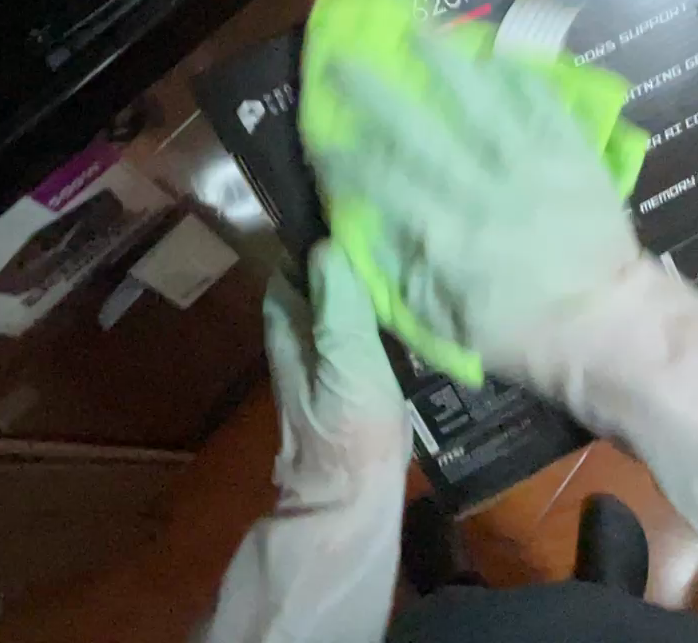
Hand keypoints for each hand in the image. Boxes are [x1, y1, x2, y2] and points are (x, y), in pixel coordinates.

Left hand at [200, 243, 410, 642]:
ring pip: (344, 294)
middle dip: (349, 248)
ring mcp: (328, 347)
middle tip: (391, 221)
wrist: (354, 489)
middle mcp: (302, 328)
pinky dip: (380, 300)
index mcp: (288, 321)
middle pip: (321, 273)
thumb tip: (328, 242)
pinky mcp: (354, 363)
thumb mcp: (344, 356)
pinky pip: (363, 317)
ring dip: (367, 273)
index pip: (293, 259)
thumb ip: (337, 301)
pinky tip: (409, 288)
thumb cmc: (347, 421)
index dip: (318, 232)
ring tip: (405, 244)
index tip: (353, 207)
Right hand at [315, 39, 697, 551]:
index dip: (347, 154)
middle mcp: (482, 189)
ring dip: (447, 63)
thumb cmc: (524, 336)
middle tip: (347, 59)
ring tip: (421, 28)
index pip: (383, 182)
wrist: (609, 326)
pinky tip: (500, 49)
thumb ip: (406, 272)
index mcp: (447, 234)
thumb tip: (370, 225)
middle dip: (377, 92)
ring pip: (483, 102)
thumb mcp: (449, 323)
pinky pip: (542, 105)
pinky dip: (520, 74)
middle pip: (420, 131)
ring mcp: (531, 165)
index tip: (323, 130)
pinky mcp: (571, 155)